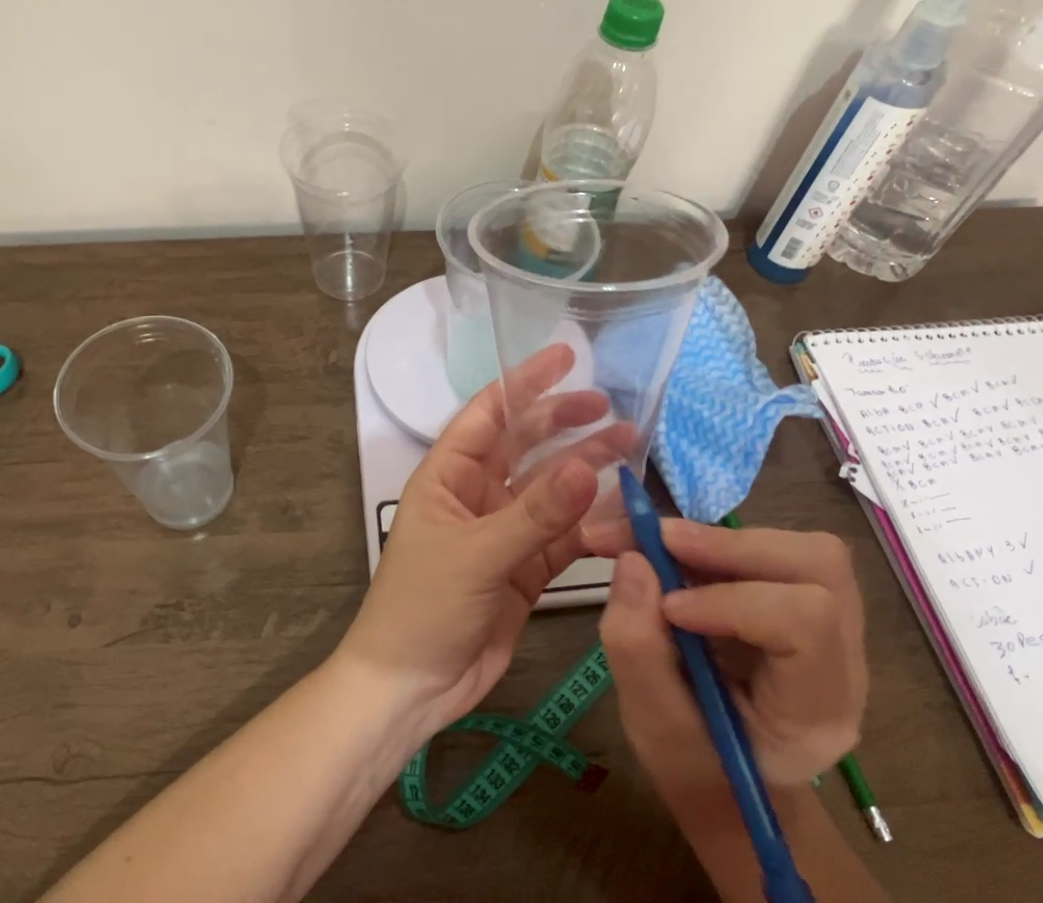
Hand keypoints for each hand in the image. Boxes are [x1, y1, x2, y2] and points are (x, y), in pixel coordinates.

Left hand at [334, 345, 626, 733]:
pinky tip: (626, 509)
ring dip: (587, 470)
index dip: (525, 383)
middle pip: (525, 446)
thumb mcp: (476, 554)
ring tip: (632, 448)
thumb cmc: (423, 607)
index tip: (566, 356)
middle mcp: (476, 496)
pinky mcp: (525, 571)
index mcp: (447, 476)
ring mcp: (503, 534)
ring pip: (551, 490)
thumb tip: (590, 467)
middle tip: (614, 407)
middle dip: (565, 423)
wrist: (411, 687)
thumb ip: (535, 514)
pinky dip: (592, 524)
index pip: (488, 414)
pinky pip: (564, 537)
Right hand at [589, 522, 866, 802]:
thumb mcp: (653, 725)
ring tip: (659, 546)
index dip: (733, 600)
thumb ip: (637, 647)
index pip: (807, 623)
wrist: (726, 777)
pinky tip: (674, 557)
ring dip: (722, 539)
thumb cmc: (694, 763)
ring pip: (799, 548)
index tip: (668, 608)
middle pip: (817, 565)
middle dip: (729, 544)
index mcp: (817, 710)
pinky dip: (717, 543)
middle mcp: (845, 659)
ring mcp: (835, 625)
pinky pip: (774, 551)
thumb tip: (633, 559)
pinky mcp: (804, 599)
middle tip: (654, 539)